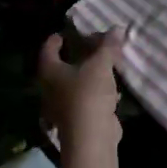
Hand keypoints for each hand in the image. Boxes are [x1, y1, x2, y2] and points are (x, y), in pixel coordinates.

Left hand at [37, 28, 126, 153]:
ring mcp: (62, 107)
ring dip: (87, 76)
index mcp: (50, 71)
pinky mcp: (76, 120)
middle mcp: (50, 88)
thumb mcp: (100, 65)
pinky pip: (85, 100)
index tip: (64, 33)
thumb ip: (108, 46)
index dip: (56, 40)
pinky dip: (95, 93)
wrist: (91, 139)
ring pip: (74, 85)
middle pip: (61, 67)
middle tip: (90, 47)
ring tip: (103, 66)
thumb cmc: (88, 95)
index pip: (48, 49)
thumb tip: (117, 28)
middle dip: (75, 57)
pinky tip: (111, 91)